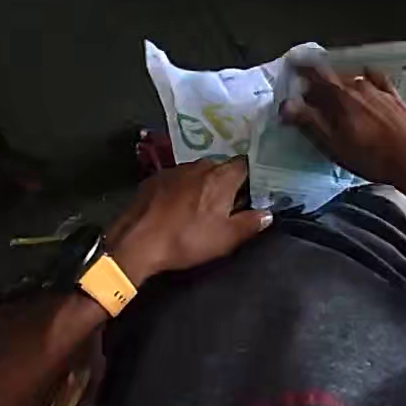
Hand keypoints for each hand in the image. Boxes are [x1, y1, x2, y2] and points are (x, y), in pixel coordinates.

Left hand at [106, 158, 270, 284]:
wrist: (137, 241)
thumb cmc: (186, 239)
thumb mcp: (225, 239)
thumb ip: (250, 223)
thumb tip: (268, 213)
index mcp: (222, 177)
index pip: (246, 165)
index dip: (253, 176)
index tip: (256, 190)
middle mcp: (201, 165)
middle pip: (223, 168)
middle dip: (229, 183)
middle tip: (231, 204)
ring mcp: (176, 169)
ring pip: (200, 172)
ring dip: (205, 185)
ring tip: (203, 207)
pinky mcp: (157, 177)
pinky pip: (179, 178)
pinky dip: (184, 188)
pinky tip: (179, 207)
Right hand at [281, 66, 405, 190]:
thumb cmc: (369, 156)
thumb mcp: (333, 143)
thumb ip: (308, 121)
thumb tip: (285, 104)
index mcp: (340, 96)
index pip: (316, 75)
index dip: (302, 70)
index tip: (293, 66)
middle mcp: (359, 85)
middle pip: (334, 79)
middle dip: (320, 85)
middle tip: (311, 97)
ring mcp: (379, 90)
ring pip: (354, 80)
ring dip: (341, 85)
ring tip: (336, 97)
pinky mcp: (395, 98)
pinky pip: (377, 80)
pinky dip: (366, 79)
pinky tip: (367, 79)